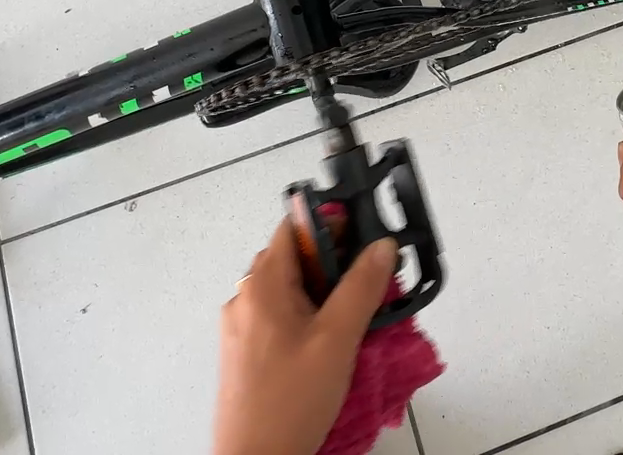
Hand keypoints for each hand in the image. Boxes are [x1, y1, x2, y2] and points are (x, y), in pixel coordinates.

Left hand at [213, 221, 397, 454]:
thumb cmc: (293, 399)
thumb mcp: (338, 338)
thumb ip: (362, 286)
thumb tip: (382, 244)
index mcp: (261, 285)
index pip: (293, 227)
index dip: (329, 223)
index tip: (362, 238)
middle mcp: (244, 299)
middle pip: (292, 258)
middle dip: (332, 262)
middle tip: (368, 279)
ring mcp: (240, 329)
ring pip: (288, 289)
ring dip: (322, 291)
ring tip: (355, 313)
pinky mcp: (243, 356)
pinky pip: (279, 317)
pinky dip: (306, 316)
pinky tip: (330, 342)